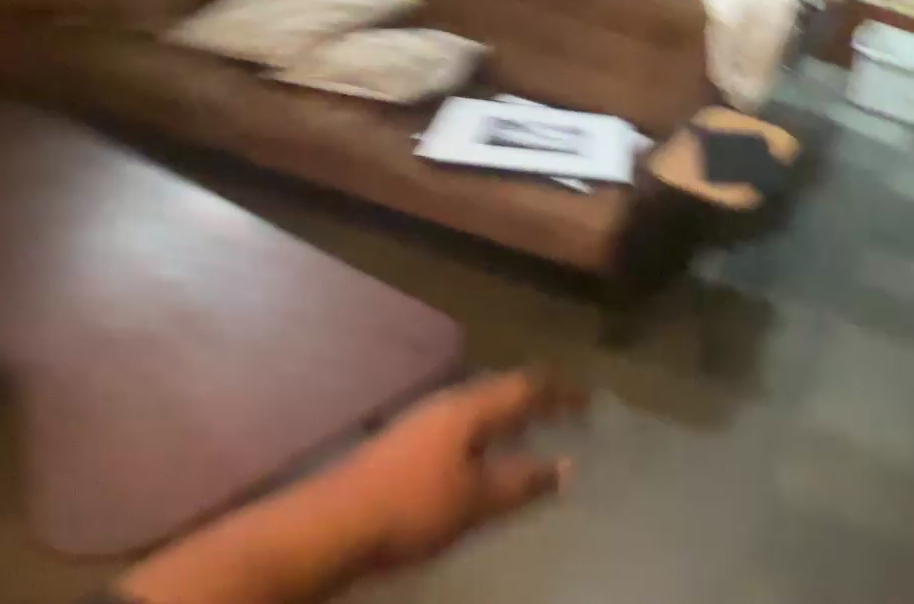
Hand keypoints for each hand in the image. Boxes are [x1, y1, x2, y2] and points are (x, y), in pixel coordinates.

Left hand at [329, 369, 582, 564]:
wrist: (324, 528)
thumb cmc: (411, 506)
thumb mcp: (477, 500)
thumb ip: (526, 482)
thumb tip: (571, 466)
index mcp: (474, 407)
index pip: (531, 385)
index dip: (563, 390)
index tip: (589, 398)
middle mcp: (451, 401)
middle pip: (505, 387)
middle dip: (538, 396)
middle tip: (565, 408)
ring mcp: (423, 418)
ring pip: (482, 403)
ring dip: (511, 410)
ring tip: (531, 425)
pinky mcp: (405, 440)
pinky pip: (463, 419)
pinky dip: (488, 426)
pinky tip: (484, 449)